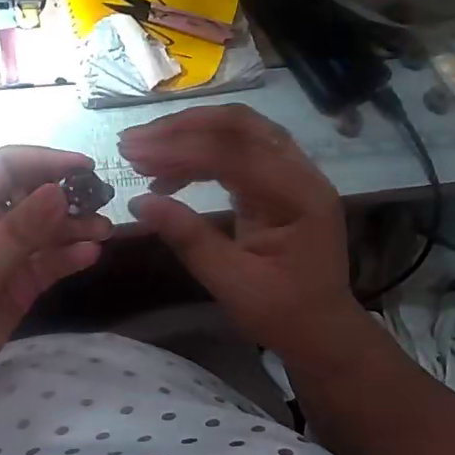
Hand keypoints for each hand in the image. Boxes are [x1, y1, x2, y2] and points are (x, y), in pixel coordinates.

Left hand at [0, 147, 113, 395]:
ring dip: (76, 227)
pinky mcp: (20, 283)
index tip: (84, 166)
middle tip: (103, 201)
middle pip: (34, 196)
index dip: (44, 160)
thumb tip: (61, 191)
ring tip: (104, 231)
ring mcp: (6, 254)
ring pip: (48, 230)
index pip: (8, 166)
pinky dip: (71, 256)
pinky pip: (51, 262)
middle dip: (67, 196)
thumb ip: (21, 229)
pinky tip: (91, 254)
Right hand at [118, 105, 365, 354]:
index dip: (180, 148)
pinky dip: (200, 157)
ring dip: (189, 138)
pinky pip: (238, 153)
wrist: (321, 330)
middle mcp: (301, 173)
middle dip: (183, 128)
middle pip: (240, 125)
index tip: (133, 152)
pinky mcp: (278, 182)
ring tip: (142, 159)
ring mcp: (293, 174)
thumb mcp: (232, 283)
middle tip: (134, 143)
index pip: (234, 153)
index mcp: (299, 197)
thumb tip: (138, 202)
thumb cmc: (282, 313)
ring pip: (237, 133)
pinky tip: (168, 178)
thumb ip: (188, 238)